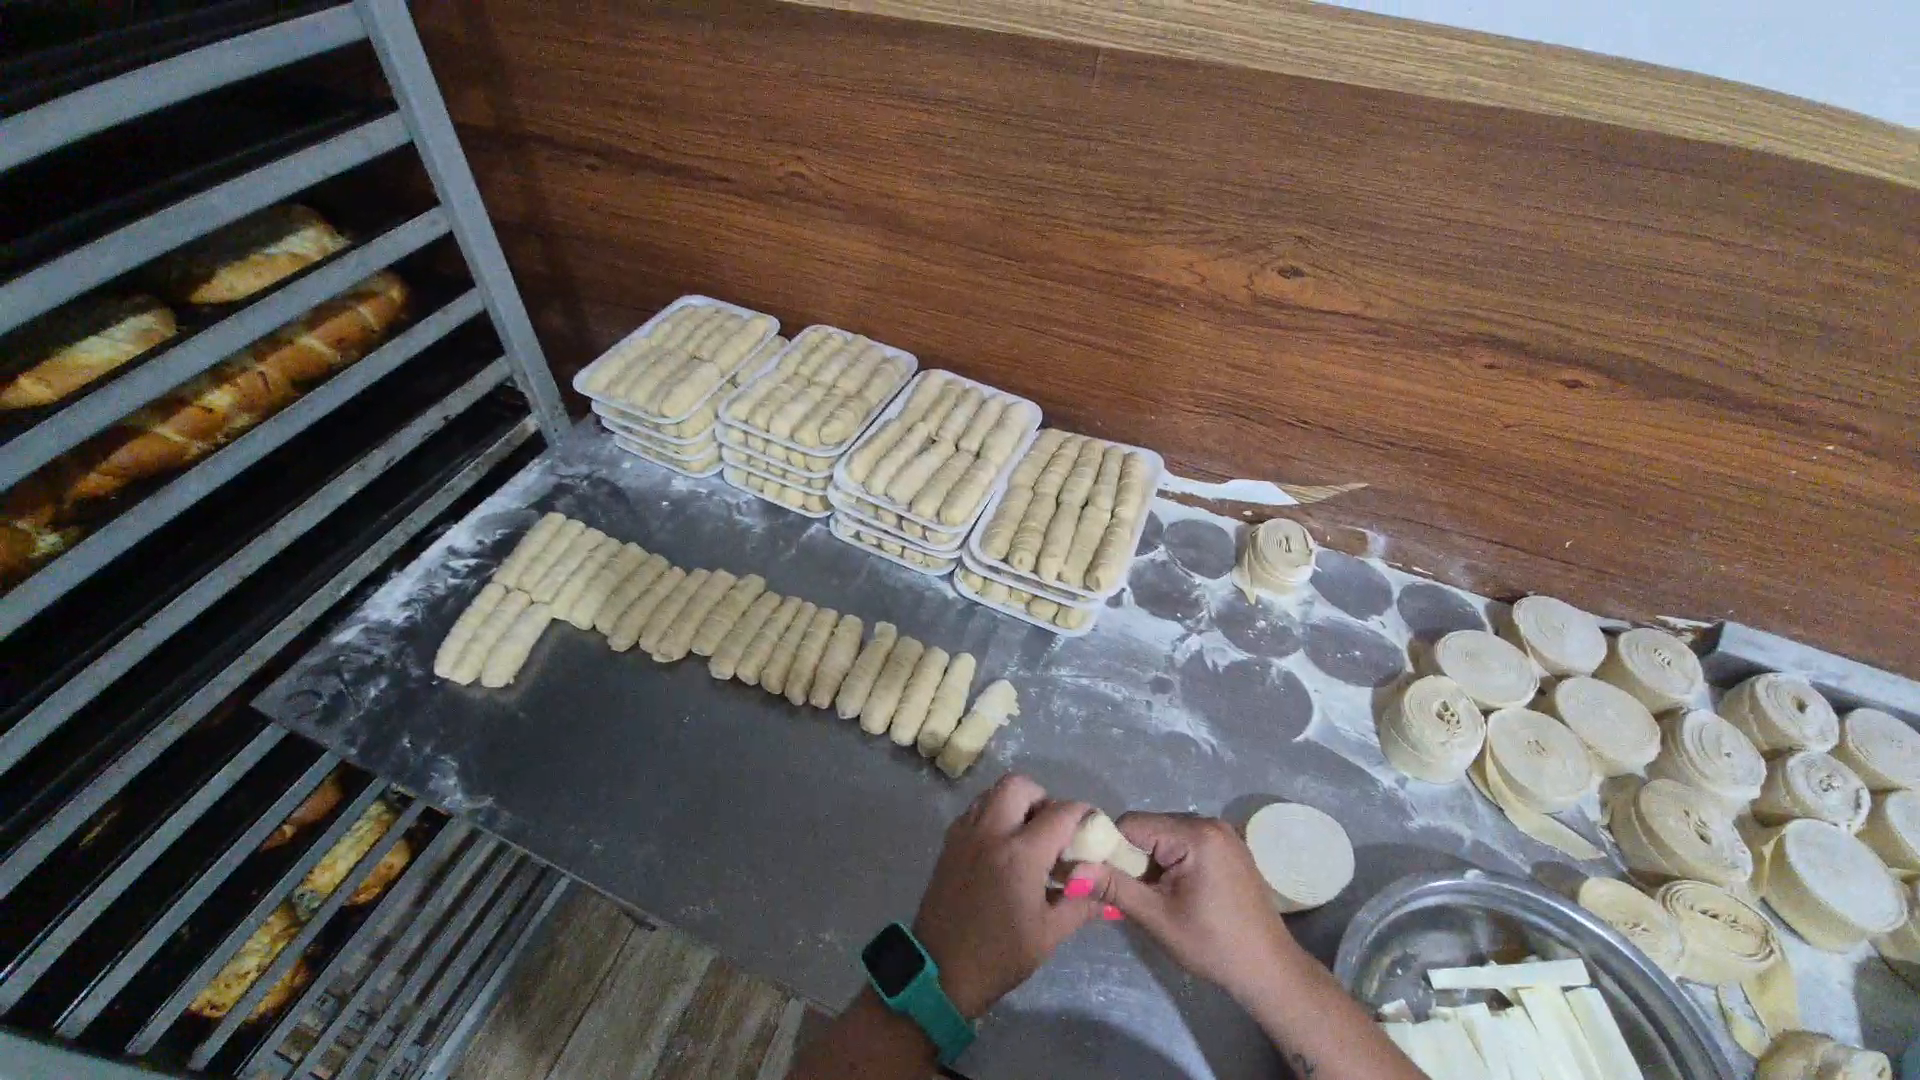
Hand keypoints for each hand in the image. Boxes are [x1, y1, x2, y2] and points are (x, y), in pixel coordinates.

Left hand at [911, 774, 1108, 1017]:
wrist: (939, 973)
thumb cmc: (999, 956)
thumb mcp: (1048, 934)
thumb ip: (1080, 903)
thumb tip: (1106, 891)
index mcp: (1020, 853)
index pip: (1061, 812)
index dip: (1084, 815)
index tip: (1093, 829)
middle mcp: (991, 831)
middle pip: (1020, 785)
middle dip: (1043, 797)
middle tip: (1053, 828)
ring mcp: (965, 833)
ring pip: (993, 792)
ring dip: (1016, 802)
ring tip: (1028, 835)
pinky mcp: (949, 842)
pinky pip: (975, 809)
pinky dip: (993, 814)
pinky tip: (1003, 846)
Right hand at [1077, 812, 1300, 1003]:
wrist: (1270, 970)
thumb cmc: (1213, 945)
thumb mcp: (1157, 918)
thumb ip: (1114, 888)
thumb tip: (1074, 870)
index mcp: (1195, 834)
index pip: (1132, 824)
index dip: (1111, 849)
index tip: (1104, 879)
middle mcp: (1210, 823)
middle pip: (1149, 828)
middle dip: (1133, 857)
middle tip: (1131, 894)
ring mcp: (1223, 834)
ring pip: (1165, 836)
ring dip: (1152, 861)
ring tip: (1155, 896)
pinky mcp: (1229, 848)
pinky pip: (1185, 843)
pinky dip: (1172, 862)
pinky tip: (1176, 892)